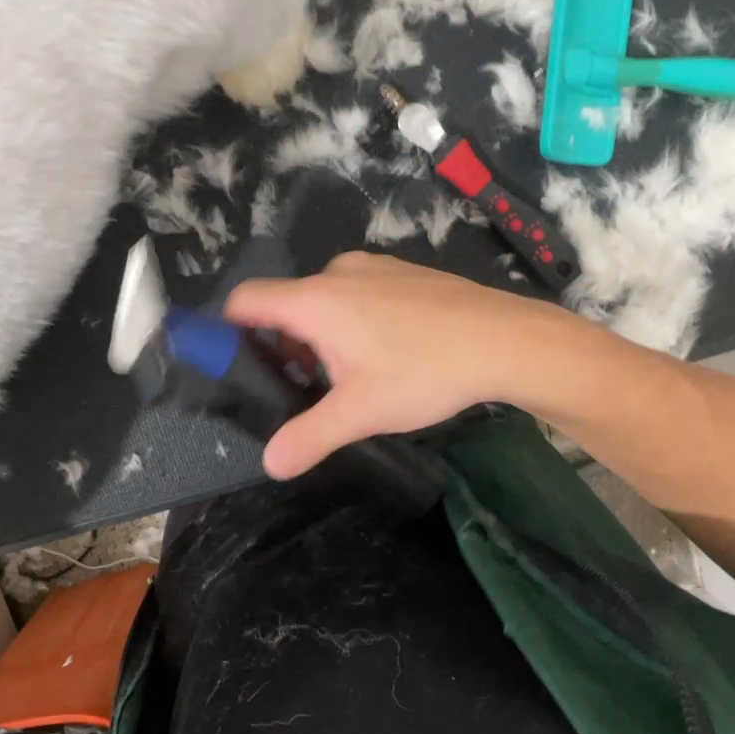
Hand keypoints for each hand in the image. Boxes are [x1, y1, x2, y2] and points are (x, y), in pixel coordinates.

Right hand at [225, 253, 578, 477]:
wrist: (507, 340)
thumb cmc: (425, 371)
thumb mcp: (361, 412)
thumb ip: (309, 437)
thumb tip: (272, 464)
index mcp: (315, 300)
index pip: (245, 301)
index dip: (228, 332)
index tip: (237, 368)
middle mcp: (337, 273)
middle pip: (285, 306)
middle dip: (285, 347)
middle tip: (308, 389)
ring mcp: (375, 269)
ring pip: (324, 302)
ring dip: (322, 339)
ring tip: (352, 379)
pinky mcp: (404, 274)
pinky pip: (358, 296)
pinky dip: (354, 323)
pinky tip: (388, 357)